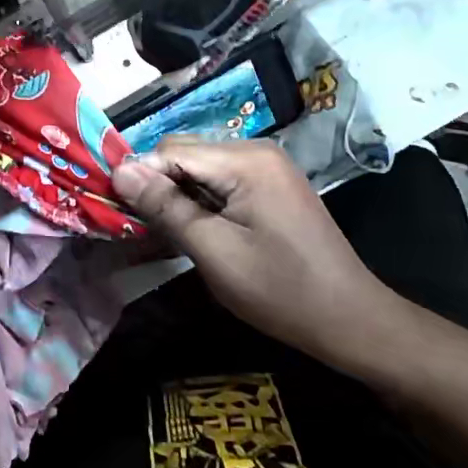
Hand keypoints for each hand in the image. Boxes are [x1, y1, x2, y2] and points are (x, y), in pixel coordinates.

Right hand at [112, 138, 388, 358]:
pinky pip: (222, 181)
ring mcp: (266, 166)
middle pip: (186, 154)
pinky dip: (202, 202)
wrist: (350, 318)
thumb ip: (166, 207)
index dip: (140, 177)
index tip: (117, 211)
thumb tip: (120, 170)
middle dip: (159, 186)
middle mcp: (256, 150)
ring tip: (166, 235)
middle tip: (143, 229)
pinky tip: (197, 231)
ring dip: (179, 196)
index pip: (171, 150)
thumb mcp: (215, 252)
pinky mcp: (271, 185)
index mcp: (245, 159)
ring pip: (201, 168)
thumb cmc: (280, 290)